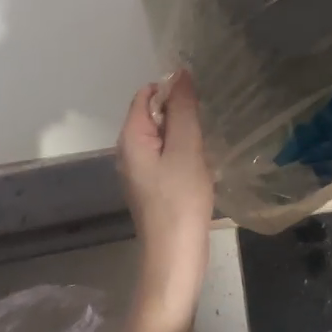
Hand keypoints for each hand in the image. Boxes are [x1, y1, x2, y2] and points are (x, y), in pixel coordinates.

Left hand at [117, 71, 213, 305]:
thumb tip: (179, 74)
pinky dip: (181, 152)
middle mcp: (128, 150)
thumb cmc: (180, 199)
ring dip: (183, 133)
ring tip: (204, 142)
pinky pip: (165, 154)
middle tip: (204, 122)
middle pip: (153, 113)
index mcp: (131, 136)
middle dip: (178, 112)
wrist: (175, 256)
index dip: (171, 89)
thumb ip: (182, 109)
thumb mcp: (186, 148)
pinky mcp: (151, 185)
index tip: (198, 98)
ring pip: (162, 135)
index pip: (146, 94)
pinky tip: (199, 163)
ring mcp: (138, 170)